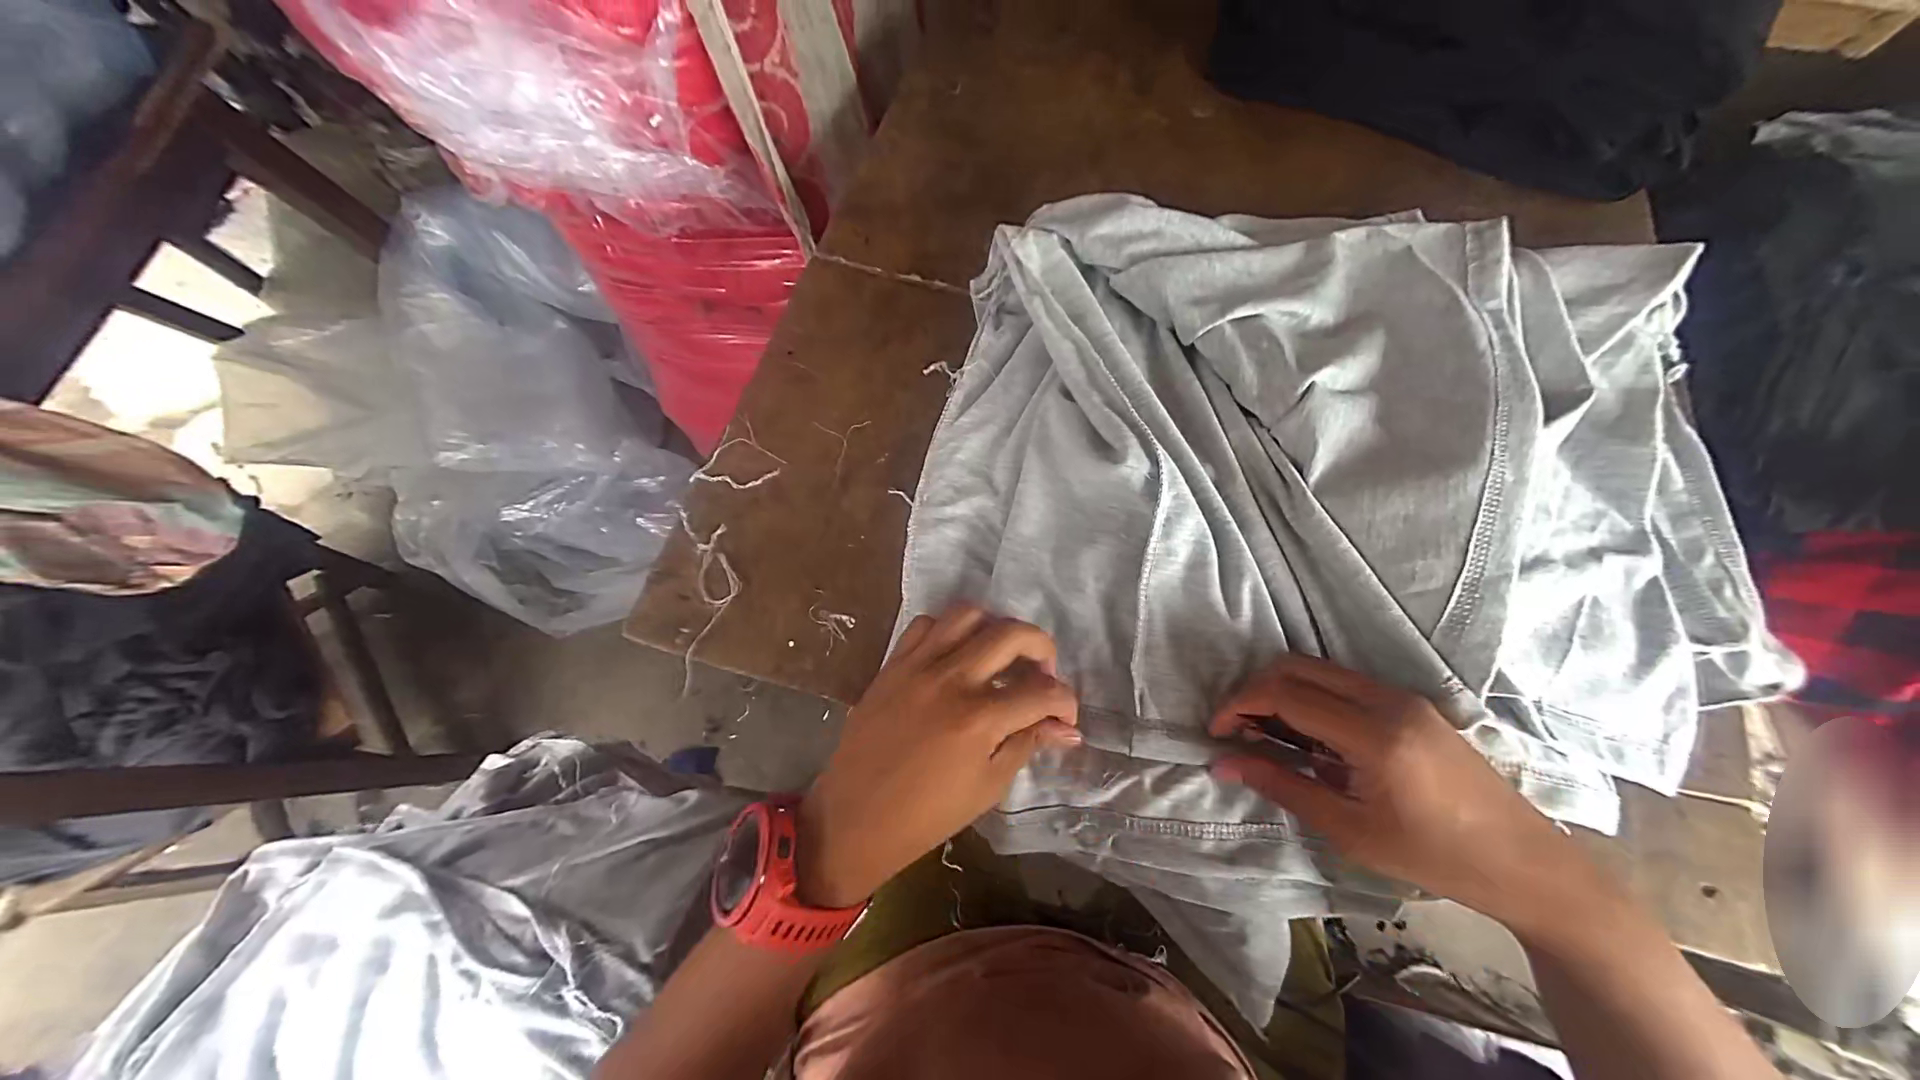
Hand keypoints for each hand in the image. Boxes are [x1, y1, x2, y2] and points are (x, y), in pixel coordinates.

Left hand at [797, 606, 1080, 907]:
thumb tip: (1066, 729)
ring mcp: (918, 666)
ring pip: (968, 614)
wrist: (856, 816)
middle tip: (1042, 672)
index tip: (1064, 716)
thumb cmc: (926, 814)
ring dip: (995, 628)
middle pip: (1012, 634)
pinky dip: (949, 631)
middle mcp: (951, 680)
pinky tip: (956, 655)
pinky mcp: (893, 664)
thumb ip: (1027, 744)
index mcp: (980, 719)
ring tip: (1000, 654)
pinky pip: (926, 625)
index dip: (1065, 702)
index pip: (1043, 691)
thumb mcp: (988, 785)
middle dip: (1042, 647)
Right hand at [1209, 654, 1600, 936]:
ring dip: (1280, 691)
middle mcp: (1387, 699)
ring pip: (1318, 669)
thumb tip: (1223, 763)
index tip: (1216, 733)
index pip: (1285, 694)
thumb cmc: (1435, 856)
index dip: (1238, 706)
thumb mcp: (1349, 830)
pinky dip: (1309, 697)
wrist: (1527, 863)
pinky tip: (1307, 737)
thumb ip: (1281, 786)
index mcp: (1375, 734)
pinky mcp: (1410, 703)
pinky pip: (1342, 682)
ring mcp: (1402, 696)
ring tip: (1265, 734)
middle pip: (1296, 667)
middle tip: (1235, 730)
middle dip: (1253, 691)